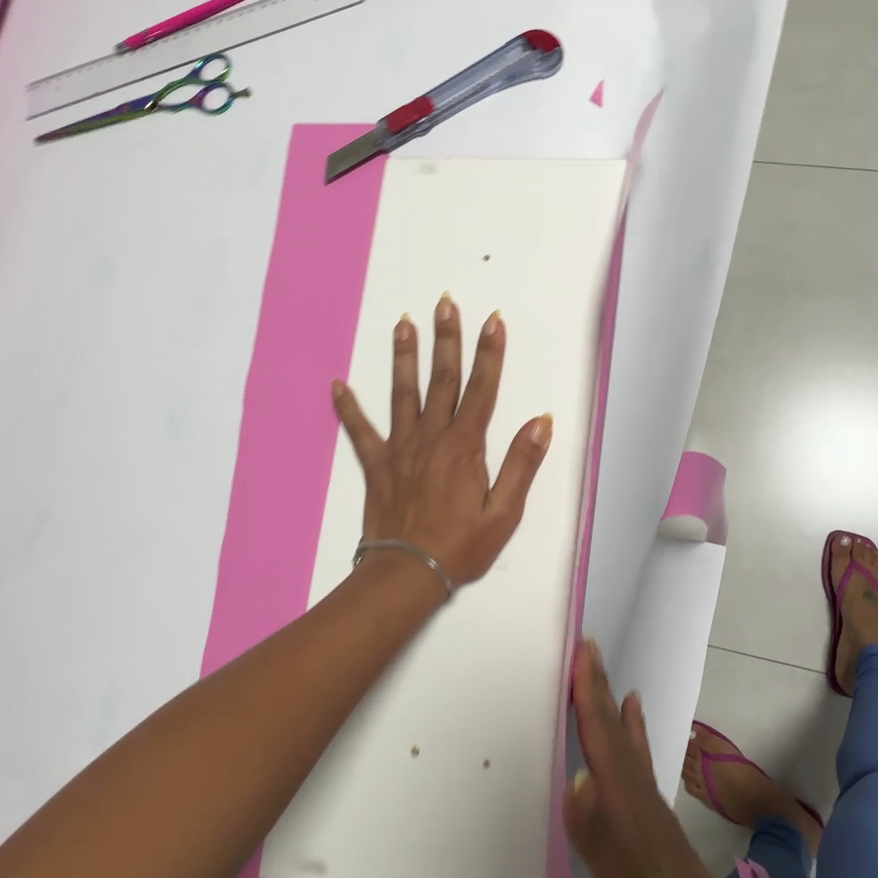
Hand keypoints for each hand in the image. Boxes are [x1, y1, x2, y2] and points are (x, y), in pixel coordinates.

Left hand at [331, 294, 552, 585]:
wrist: (407, 574)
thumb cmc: (461, 546)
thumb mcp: (504, 513)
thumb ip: (522, 464)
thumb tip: (540, 422)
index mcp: (464, 446)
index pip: (482, 389)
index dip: (490, 353)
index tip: (493, 321)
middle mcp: (431, 437)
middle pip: (442, 379)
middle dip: (446, 339)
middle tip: (444, 303)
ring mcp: (400, 448)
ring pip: (403, 392)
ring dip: (404, 356)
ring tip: (402, 323)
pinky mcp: (376, 465)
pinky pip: (360, 430)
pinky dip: (348, 407)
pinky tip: (337, 384)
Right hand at [565, 641, 740, 877]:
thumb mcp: (619, 874)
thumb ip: (596, 830)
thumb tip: (576, 778)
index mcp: (625, 799)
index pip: (604, 736)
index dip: (592, 693)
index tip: (584, 650)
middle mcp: (638, 791)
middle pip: (615, 731)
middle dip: (600, 689)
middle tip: (589, 647)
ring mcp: (647, 801)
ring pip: (627, 742)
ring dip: (613, 708)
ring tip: (607, 675)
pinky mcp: (651, 814)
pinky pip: (637, 759)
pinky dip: (632, 735)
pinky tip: (632, 726)